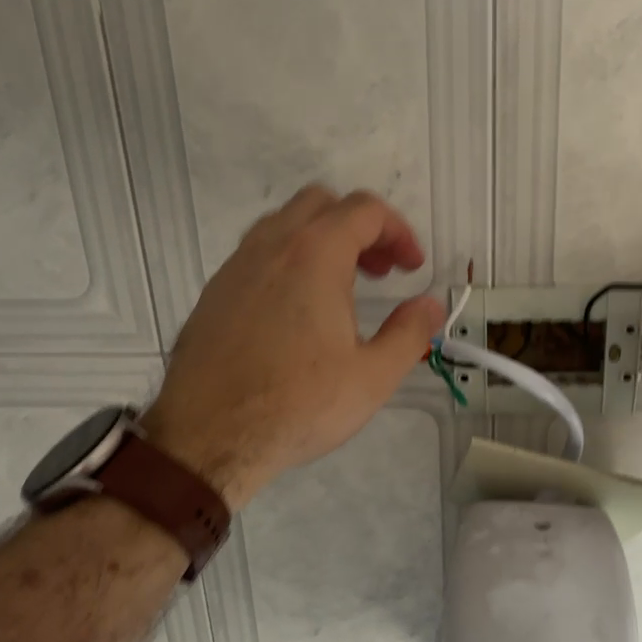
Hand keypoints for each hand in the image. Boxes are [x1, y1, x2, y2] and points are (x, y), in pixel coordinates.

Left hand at [144, 186, 443, 509]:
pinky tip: (296, 312)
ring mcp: (235, 267)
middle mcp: (271, 247)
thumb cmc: (299, 405)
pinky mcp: (214, 293)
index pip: (364, 211)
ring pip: (283, 225)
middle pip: (321, 204)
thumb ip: (409, 334)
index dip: (398, 231)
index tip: (412, 267)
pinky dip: (287, 262)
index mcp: (314, 256)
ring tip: (340, 289)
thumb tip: (430, 306)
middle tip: (379, 271)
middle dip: (359, 227)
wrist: (210, 437)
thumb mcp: (372, 377)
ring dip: (320, 241)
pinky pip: (257, 255)